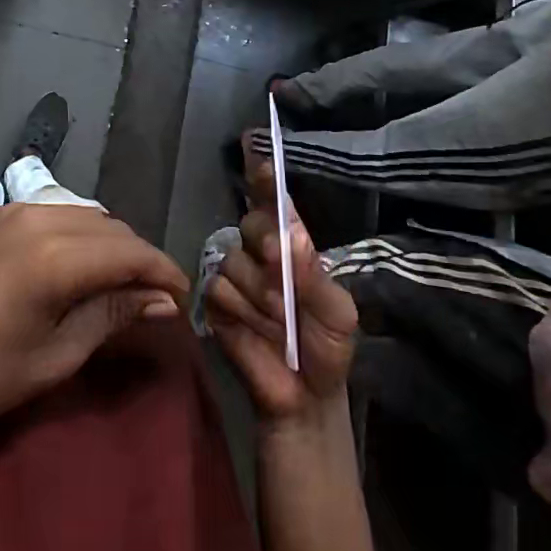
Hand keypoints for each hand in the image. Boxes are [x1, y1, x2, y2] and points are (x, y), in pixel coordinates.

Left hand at [0, 202, 189, 445]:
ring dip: (111, 244)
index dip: (163, 271)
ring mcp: (12, 211)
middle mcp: (35, 219)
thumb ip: (113, 315)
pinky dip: (80, 234)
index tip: (182, 299)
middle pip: (111, 228)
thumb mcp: (58, 355)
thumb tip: (163, 300)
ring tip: (122, 284)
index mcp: (52, 257)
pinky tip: (84, 264)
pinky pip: (56, 214)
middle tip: (154, 298)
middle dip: (139, 259)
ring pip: (85, 215)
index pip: (129, 251)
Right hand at [205, 160, 359, 424]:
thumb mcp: (337, 313)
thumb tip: (294, 235)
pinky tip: (256, 329)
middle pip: (251, 224)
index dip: (264, 179)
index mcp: (292, 246)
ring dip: (259, 295)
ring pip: (234, 261)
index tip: (257, 154)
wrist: (304, 396)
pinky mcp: (213, 299)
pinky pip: (218, 289)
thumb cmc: (327, 347)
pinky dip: (240, 311)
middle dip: (267, 248)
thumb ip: (314, 275)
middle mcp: (258, 251)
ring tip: (277, 323)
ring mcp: (233, 274)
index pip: (274, 203)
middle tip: (282, 279)